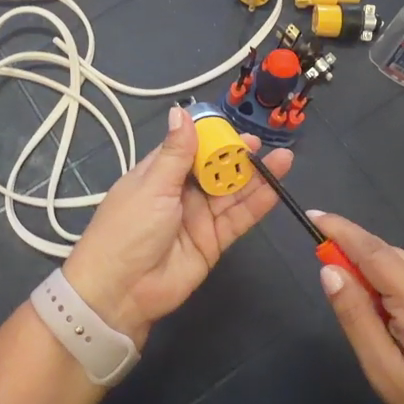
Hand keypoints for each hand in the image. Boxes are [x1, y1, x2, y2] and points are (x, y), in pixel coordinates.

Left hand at [61, 106, 292, 347]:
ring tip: (282, 160)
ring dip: (255, 177)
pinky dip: (257, 204)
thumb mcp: (152, 186)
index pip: (190, 147)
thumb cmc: (128, 230)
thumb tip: (181, 112)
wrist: (121, 291)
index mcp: (158, 174)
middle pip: (215, 169)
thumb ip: (176, 153)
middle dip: (237, 156)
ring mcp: (198, 218)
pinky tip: (275, 188)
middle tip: (261, 145)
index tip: (233, 128)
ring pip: (232, 192)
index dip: (211, 137)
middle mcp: (180, 193)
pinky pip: (238, 219)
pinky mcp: (213, 242)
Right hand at [312, 212, 403, 403]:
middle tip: (325, 269)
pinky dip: (391, 278)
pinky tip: (385, 309)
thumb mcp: (382, 369)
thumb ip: (355, 316)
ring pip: (401, 261)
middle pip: (387, 252)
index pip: (374, 252)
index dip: (341, 231)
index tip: (313, 216)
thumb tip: (329, 270)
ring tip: (360, 306)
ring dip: (372, 268)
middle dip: (352, 251)